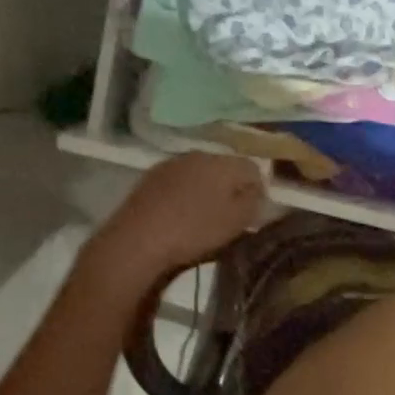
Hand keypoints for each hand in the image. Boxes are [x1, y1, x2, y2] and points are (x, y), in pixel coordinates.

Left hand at [103, 153, 265, 274]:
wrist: (137, 240)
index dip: (257, 191)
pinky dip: (185, 194)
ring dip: (207, 190)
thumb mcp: (237, 221)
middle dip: (231, 188)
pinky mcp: (151, 176)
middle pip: (226, 168)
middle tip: (228, 216)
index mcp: (223, 162)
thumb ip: (254, 200)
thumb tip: (257, 188)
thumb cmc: (194, 230)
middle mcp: (199, 154)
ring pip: (201, 173)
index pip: (254, 168)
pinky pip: (180, 181)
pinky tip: (179, 215)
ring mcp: (172, 163)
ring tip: (202, 217)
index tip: (251, 214)